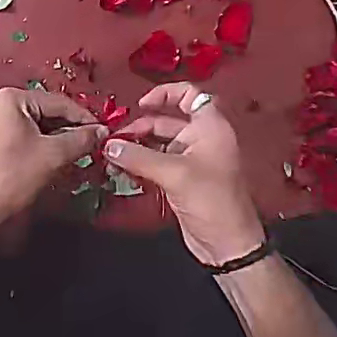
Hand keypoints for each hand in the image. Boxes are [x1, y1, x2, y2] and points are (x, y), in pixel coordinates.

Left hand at [0, 88, 106, 228]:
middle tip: (95, 143)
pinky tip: (60, 156)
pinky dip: (46, 143)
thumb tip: (101, 131)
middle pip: (49, 111)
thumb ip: (80, 139)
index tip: (103, 131)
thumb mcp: (52, 155)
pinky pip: (29, 133)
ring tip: (81, 152)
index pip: (60, 102)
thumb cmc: (10, 177)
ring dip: (60, 138)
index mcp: (13, 98)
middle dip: (72, 129)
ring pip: (40, 124)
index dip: (85, 118)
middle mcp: (2, 102)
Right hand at [107, 83, 265, 264]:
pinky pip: (158, 162)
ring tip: (113, 153)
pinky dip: (141, 162)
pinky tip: (122, 168)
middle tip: (116, 137)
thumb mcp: (175, 173)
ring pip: (160, 142)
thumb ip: (139, 157)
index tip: (141, 104)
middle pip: (168, 119)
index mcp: (210, 127)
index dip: (166, 94)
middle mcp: (202, 138)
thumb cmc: (211, 200)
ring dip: (137, 146)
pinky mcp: (182, 179)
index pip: (190, 95)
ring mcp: (192, 159)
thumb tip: (110, 146)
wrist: (227, 243)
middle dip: (142, 125)